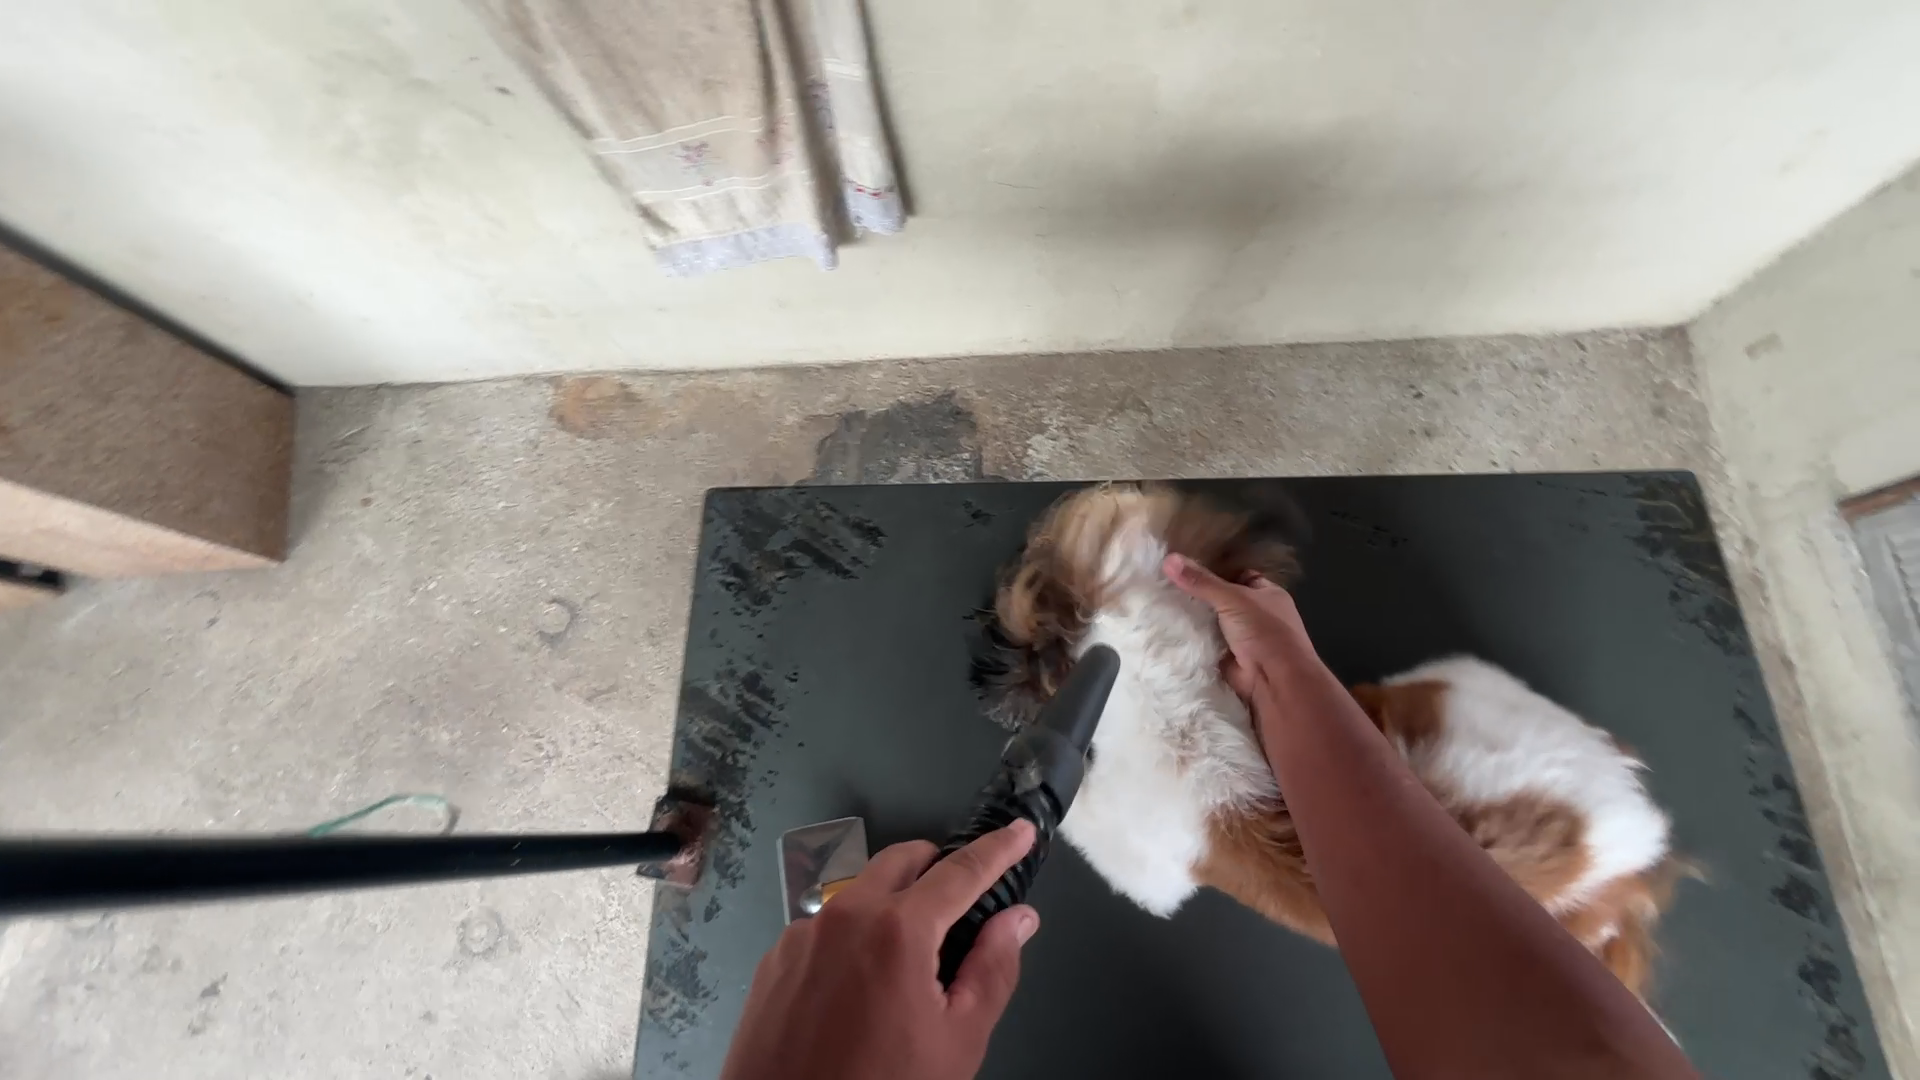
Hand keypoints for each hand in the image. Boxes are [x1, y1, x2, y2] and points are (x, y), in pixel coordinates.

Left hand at [719, 821, 1040, 1079]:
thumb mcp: (957, 1042)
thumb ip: (993, 969)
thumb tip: (1017, 918)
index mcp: (898, 930)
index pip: (961, 871)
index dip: (998, 848)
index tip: (1021, 831)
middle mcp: (847, 914)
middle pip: (904, 859)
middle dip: (938, 864)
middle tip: (960, 901)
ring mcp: (804, 932)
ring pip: (861, 889)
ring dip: (893, 901)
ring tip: (906, 960)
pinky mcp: (777, 955)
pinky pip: (826, 924)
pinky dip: (854, 934)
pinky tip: (857, 987)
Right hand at [1163, 552, 1315, 700]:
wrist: (1274, 680)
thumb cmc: (1264, 631)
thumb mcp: (1233, 598)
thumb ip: (1201, 581)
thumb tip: (1168, 559)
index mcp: (1265, 594)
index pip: (1237, 575)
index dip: (1213, 569)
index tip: (1183, 564)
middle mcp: (1254, 613)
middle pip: (1219, 597)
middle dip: (1196, 592)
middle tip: (1162, 580)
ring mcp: (1239, 636)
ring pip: (1209, 619)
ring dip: (1189, 614)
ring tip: (1156, 598)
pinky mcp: (1224, 654)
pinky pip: (1202, 639)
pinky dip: (1188, 634)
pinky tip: (1164, 623)